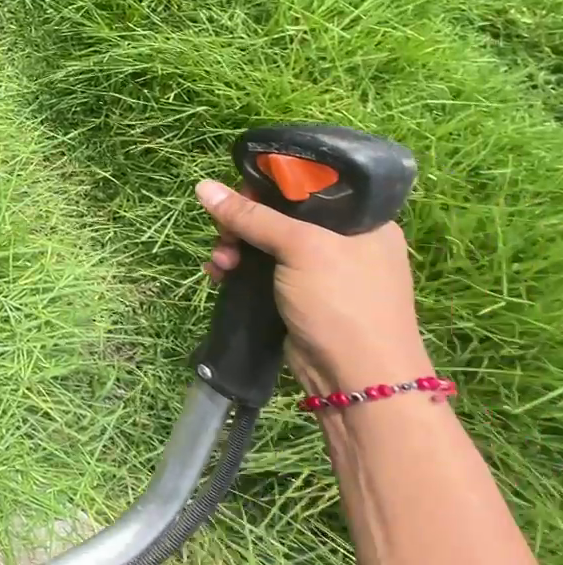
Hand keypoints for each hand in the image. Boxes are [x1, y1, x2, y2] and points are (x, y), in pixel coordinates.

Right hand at [196, 180, 430, 394]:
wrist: (358, 379)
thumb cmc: (343, 303)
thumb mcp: (300, 249)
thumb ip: (252, 216)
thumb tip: (203, 186)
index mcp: (362, 223)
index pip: (308, 186)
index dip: (269, 187)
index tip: (241, 197)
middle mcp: (343, 242)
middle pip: (275, 214)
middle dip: (240, 223)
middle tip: (225, 236)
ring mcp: (319, 270)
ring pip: (260, 241)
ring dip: (232, 247)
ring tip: (221, 264)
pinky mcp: (296, 293)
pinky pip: (256, 267)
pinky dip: (235, 268)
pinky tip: (219, 275)